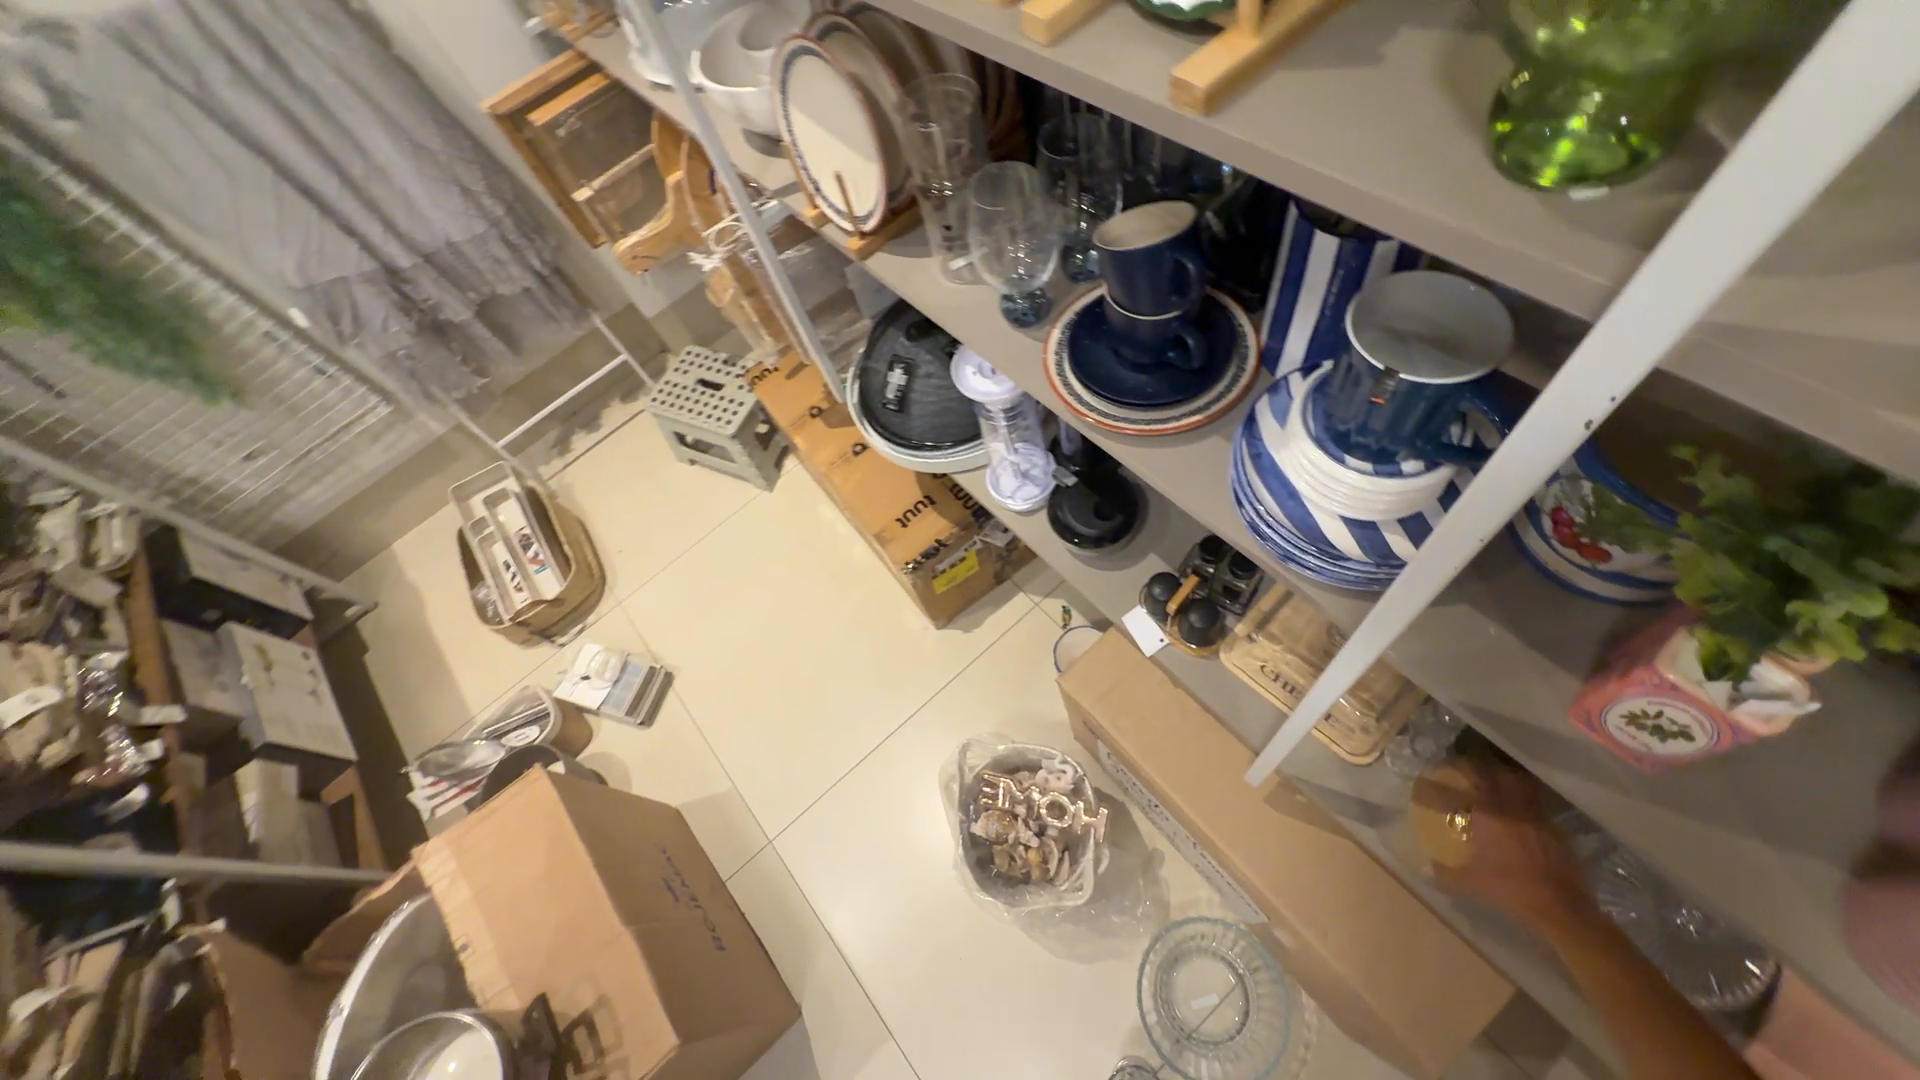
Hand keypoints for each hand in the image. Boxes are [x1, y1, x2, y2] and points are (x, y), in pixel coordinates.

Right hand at [1433, 761, 1595, 930]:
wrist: (1561, 906)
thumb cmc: (1510, 889)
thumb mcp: (1471, 882)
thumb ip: (1446, 873)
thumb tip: (1427, 868)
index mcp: (1489, 816)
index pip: (1471, 783)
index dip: (1458, 770)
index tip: (1447, 766)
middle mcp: (1514, 810)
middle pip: (1501, 775)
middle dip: (1486, 768)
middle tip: (1473, 769)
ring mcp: (1538, 818)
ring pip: (1523, 786)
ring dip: (1509, 779)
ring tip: (1498, 782)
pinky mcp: (1556, 831)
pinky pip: (1538, 806)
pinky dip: (1527, 801)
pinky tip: (1520, 813)